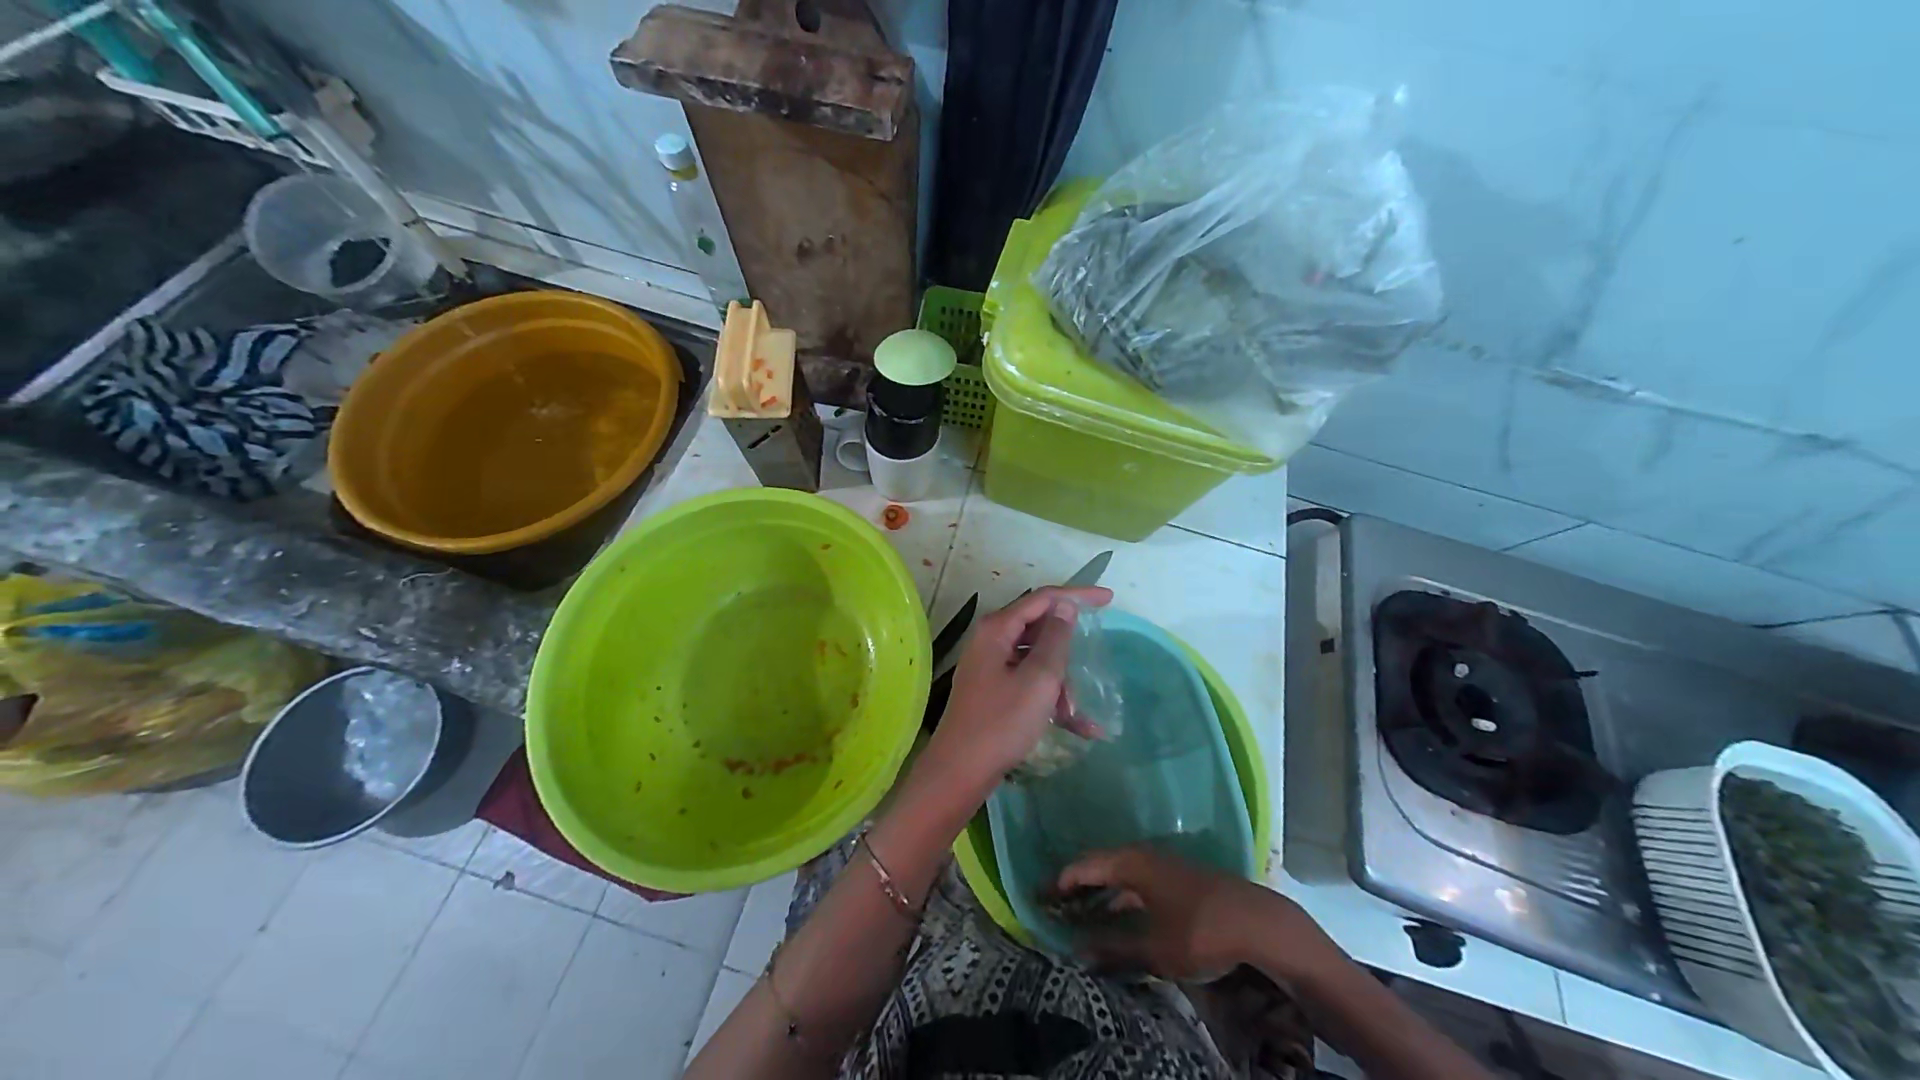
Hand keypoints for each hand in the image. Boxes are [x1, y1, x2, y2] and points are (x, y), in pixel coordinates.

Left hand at [924, 585, 1112, 789]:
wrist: (961, 771)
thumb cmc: (1002, 722)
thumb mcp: (1039, 679)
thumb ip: (1055, 639)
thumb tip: (1065, 606)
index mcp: (997, 629)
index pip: (1043, 598)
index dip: (1077, 595)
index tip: (1109, 599)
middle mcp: (991, 641)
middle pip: (1040, 629)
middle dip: (1067, 651)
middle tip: (1088, 670)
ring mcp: (991, 667)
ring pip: (1037, 660)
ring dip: (1061, 683)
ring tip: (1074, 715)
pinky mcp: (994, 691)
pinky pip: (1030, 684)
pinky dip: (1051, 700)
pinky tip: (1078, 727)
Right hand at [1054, 846, 1343, 982]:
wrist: (1261, 925)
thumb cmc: (1200, 931)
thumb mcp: (1154, 948)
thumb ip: (1113, 949)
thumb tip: (1077, 952)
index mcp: (1131, 863)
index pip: (1084, 866)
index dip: (1060, 882)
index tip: (1039, 896)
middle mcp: (1144, 857)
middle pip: (1102, 867)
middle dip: (1078, 887)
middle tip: (1055, 904)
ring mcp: (1165, 866)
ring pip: (1122, 876)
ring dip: (1102, 894)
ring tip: (1082, 914)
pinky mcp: (1181, 880)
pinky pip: (1139, 884)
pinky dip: (1123, 899)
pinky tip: (1121, 917)